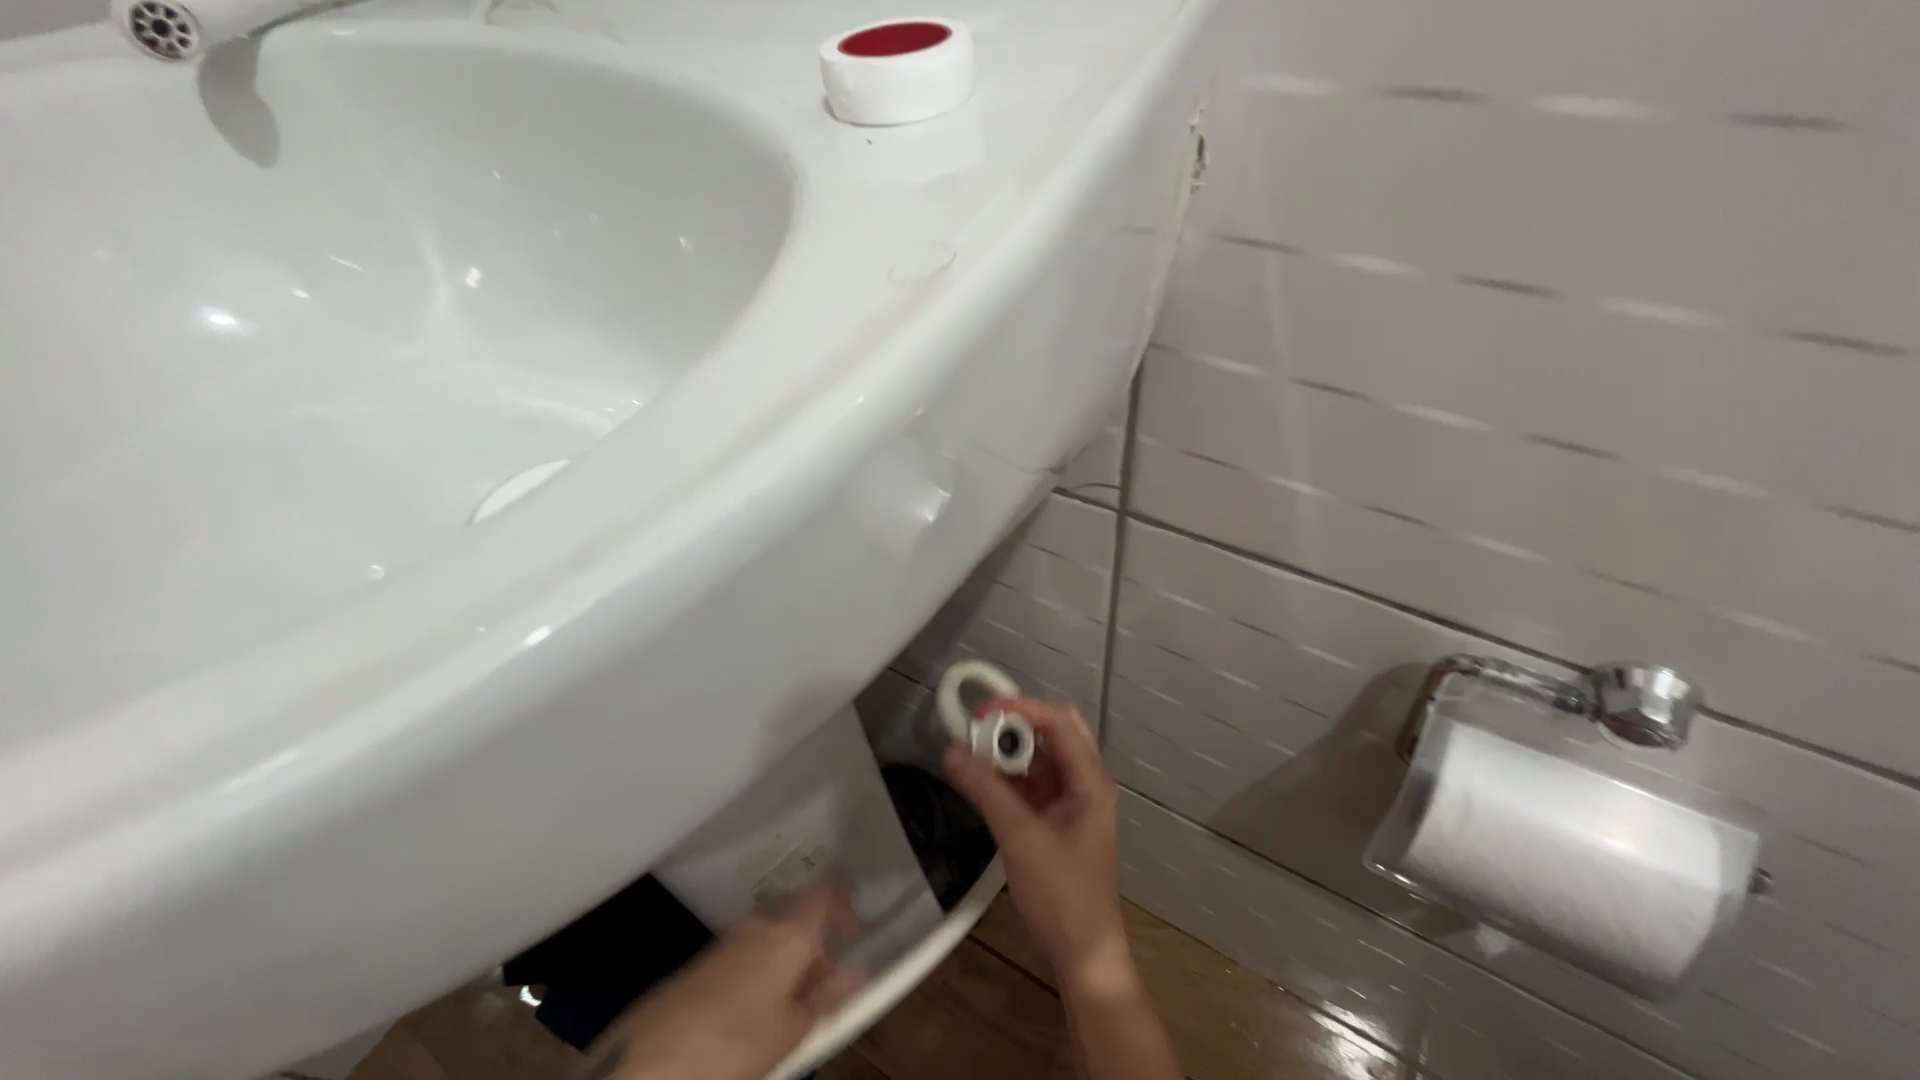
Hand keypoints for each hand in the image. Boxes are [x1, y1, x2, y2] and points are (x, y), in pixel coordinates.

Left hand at [580, 884, 861, 1079]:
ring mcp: (724, 941)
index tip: (854, 929)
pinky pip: (743, 955)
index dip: (843, 902)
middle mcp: (757, 925)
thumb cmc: (734, 1042)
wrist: (647, 1060)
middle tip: (823, 989)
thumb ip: (826, 996)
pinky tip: (751, 1013)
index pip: (824, 892)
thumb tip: (856, 973)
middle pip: (796, 920)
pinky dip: (757, 973)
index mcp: (788, 934)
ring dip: (784, 964)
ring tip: (788, 1009)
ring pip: (768, 939)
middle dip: (813, 948)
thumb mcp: (791, 1030)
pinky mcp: (699, 962)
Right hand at [942, 699, 1130, 993]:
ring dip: (1009, 753)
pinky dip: (1008, 778)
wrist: (1083, 952)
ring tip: (971, 753)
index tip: (980, 712)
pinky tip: (981, 780)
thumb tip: (950, 751)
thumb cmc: (1061, 893)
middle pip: (1054, 734)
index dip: (1021, 708)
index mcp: (1091, 781)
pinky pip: (1033, 785)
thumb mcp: (1020, 837)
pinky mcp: (1058, 822)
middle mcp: (1086, 783)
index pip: (1059, 722)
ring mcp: (1073, 803)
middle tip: (976, 729)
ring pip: (1041, 759)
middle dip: (1015, 726)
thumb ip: (985, 790)